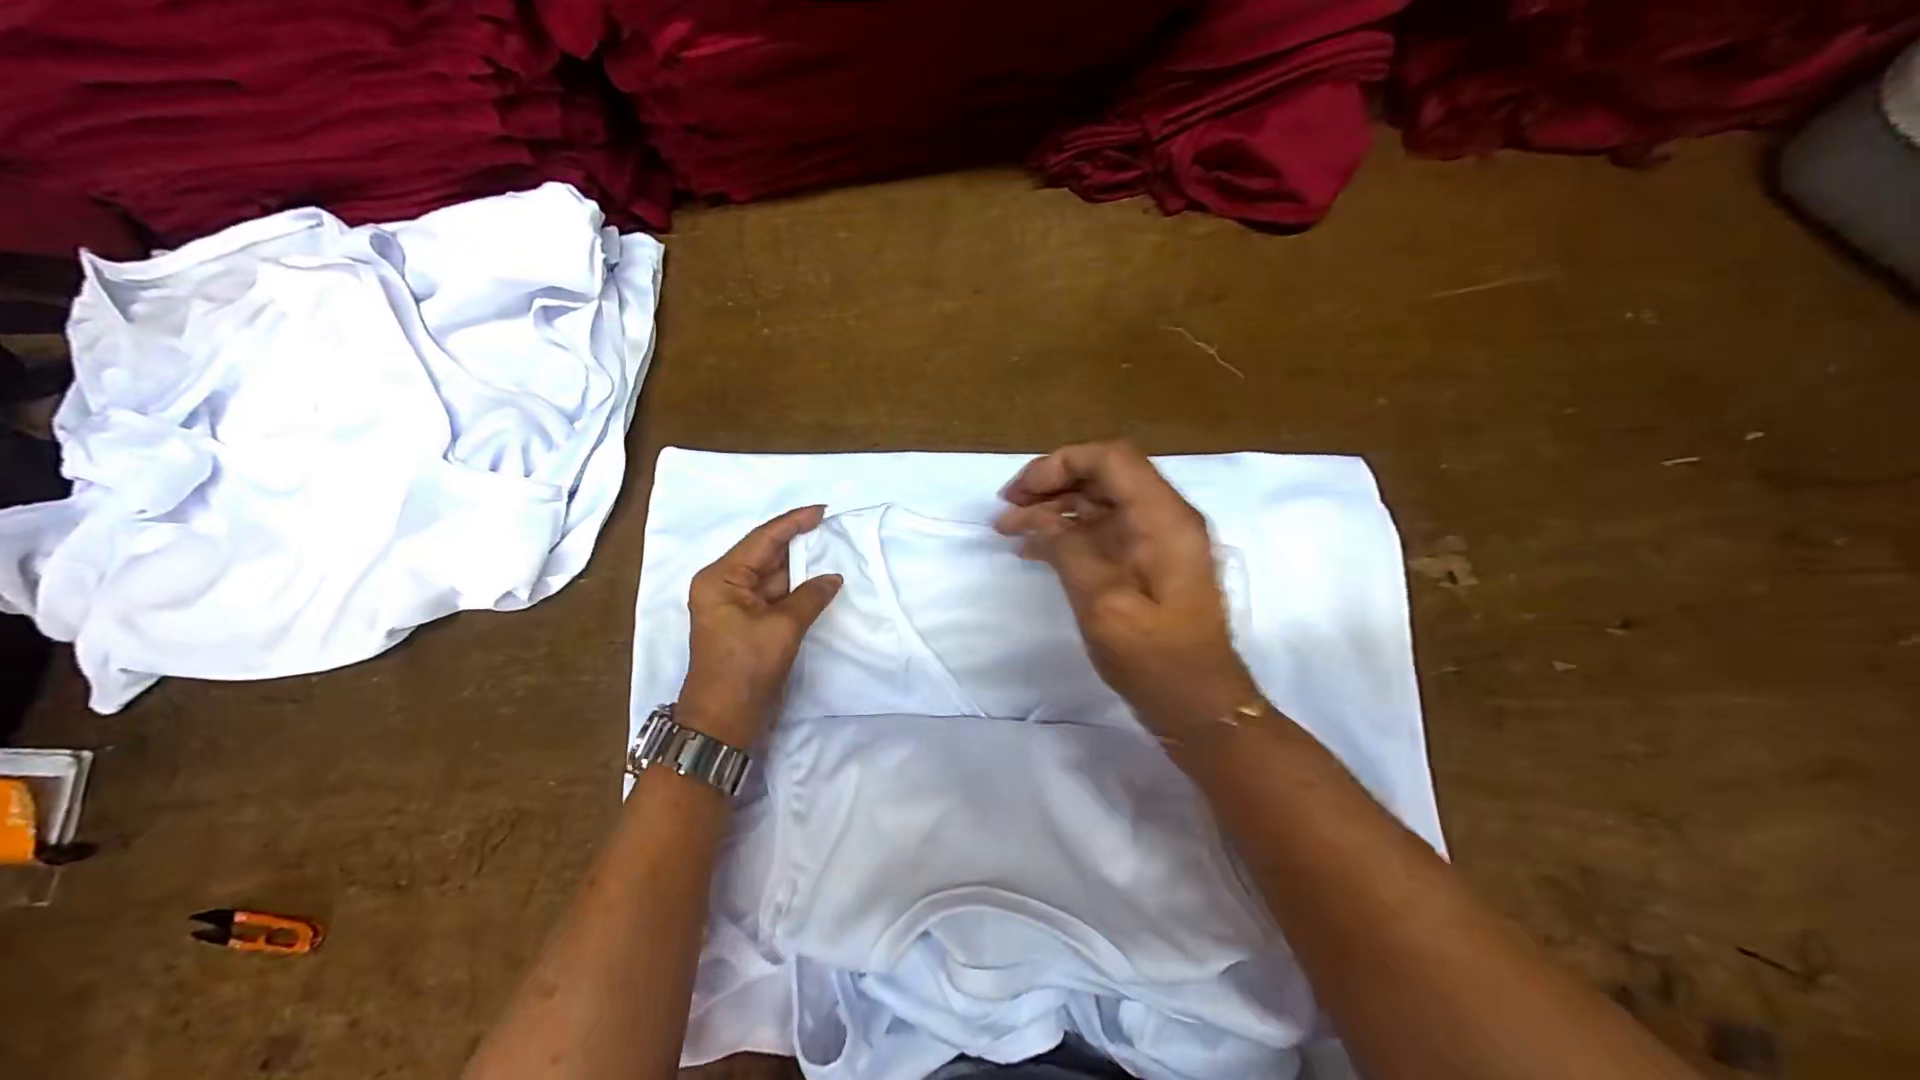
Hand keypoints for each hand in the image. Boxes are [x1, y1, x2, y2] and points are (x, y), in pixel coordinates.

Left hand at [680, 505, 842, 745]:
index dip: (793, 523)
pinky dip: (798, 589)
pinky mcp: (749, 623)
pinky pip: (776, 596)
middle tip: (833, 527)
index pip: (762, 539)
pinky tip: (822, 580)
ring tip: (834, 548)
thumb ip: (810, 596)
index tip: (822, 511)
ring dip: (801, 567)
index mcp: (721, 578)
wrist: (725, 720)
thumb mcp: (783, 628)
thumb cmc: (746, 669)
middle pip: (767, 555)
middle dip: (799, 543)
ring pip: (774, 576)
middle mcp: (725, 586)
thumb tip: (833, 578)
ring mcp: (737, 605)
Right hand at [996, 441, 1260, 737]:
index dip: (1060, 464)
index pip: (1111, 459)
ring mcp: (1157, 541)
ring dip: (1055, 508)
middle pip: (1104, 476)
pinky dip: (1068, 533)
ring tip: (1008, 528)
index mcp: (1163, 518)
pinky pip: (1104, 531)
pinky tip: (1033, 548)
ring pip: (1100, 502)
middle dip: (1051, 484)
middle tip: (1006, 508)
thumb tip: (1035, 517)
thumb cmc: (1155, 659)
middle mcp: (1164, 518)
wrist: (1199, 706)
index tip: (1020, 493)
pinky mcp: (1147, 563)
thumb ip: (1067, 550)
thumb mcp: (1103, 603)